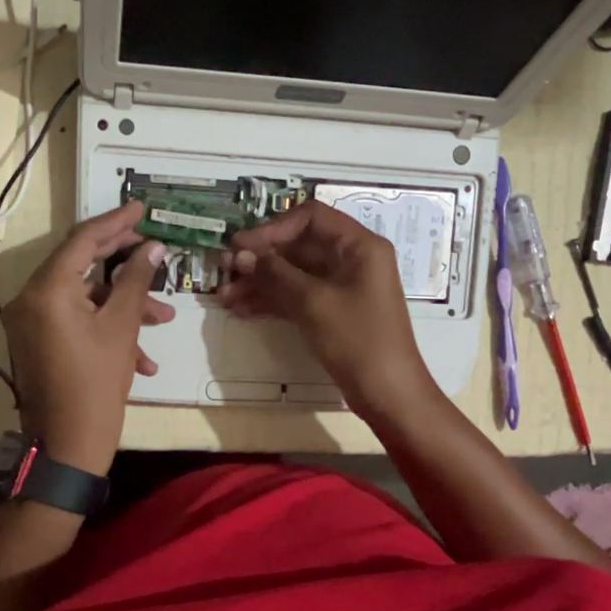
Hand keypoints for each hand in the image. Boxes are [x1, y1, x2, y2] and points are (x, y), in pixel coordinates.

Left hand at [3, 202, 173, 474]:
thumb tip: (153, 248)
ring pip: (83, 298)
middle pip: (80, 266)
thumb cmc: (97, 385)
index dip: (115, 222)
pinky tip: (140, 358)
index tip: (141, 208)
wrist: (67, 447)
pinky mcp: (36, 344)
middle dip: (124, 264)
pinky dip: (104, 330)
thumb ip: (136, 281)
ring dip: (122, 306)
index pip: (82, 240)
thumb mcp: (122, 329)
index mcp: (47, 289)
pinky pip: (73, 323)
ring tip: (163, 319)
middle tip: (155, 251)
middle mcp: (30, 299)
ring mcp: (30, 323)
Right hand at [218, 201, 431, 412]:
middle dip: (260, 259)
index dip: (273, 229)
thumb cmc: (357, 339)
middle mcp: (351, 260)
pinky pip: (297, 297)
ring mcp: (341, 289)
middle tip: (224, 272)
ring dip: (260, 283)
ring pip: (294, 275)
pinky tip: (242, 311)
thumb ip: (276, 274)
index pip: (310, 218)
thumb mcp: (314, 302)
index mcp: (359, 246)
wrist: (386, 392)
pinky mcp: (332, 313)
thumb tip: (240, 255)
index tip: (241, 246)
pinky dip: (272, 302)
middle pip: (299, 247)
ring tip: (225, 297)